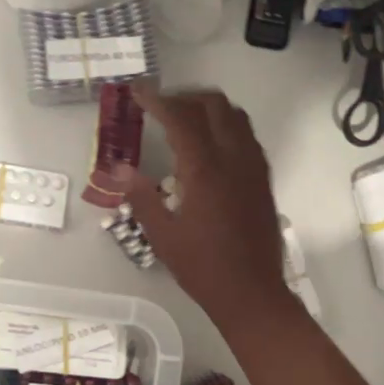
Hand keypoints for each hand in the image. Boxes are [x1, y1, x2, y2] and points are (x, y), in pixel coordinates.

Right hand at [120, 86, 298, 322]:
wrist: (252, 292)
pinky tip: (212, 147)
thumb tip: (120, 170)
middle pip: (212, 105)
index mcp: (205, 170)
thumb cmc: (203, 268)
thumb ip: (142, 198)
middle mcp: (234, 159)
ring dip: (209, 109)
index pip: (180, 118)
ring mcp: (253, 167)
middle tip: (161, 107)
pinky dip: (227, 127)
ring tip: (186, 121)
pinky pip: (247, 137)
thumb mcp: (163, 237)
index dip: (156, 100)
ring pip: (235, 116)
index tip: (137, 92)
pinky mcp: (264, 180)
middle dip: (184, 98)